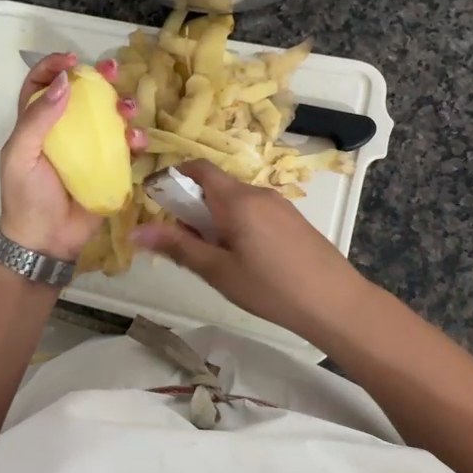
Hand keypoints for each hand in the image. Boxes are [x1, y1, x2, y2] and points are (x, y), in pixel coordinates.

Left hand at [0, 54, 144, 259]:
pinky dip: (135, 139)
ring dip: (123, 105)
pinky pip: (126, 147)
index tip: (72, 60)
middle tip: (112, 70)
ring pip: (109, 116)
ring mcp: (88, 149)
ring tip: (128, 108)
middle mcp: (64, 131)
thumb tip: (64, 81)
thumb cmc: (26, 196)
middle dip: (98, 78)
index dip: (53, 67)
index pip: (41, 85)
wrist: (44, 240)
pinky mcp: (109, 168)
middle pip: (82, 94)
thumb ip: (37, 118)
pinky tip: (136, 141)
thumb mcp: (21, 154)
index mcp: (35, 124)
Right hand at [132, 159, 371, 334]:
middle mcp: (258, 193)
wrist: (337, 304)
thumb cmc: (270, 287)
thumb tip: (135, 232)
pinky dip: (234, 224)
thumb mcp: (216, 270)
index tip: (154, 200)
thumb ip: (176, 245)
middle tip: (180, 242)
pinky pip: (252, 211)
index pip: (198, 168)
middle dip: (190, 206)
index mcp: (236, 200)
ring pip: (233, 201)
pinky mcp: (292, 220)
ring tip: (210, 255)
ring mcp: (279, 206)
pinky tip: (240, 258)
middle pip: (214, 186)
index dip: (171, 177)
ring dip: (212, 217)